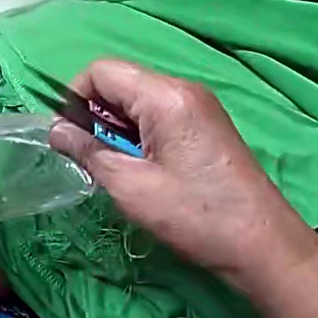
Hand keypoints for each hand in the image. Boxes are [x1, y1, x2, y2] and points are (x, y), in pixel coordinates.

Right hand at [48, 59, 317, 295]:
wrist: (263, 246)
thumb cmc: (195, 216)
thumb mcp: (131, 187)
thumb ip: (88, 151)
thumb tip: (55, 131)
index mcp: (165, 96)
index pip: (102, 71)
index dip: (73, 97)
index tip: (65, 136)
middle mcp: (183, 90)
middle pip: (120, 82)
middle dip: (93, 113)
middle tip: (85, 156)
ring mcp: (199, 107)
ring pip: (137, 100)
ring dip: (114, 127)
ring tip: (110, 166)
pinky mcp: (206, 126)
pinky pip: (158, 115)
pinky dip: (137, 134)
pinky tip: (136, 167)